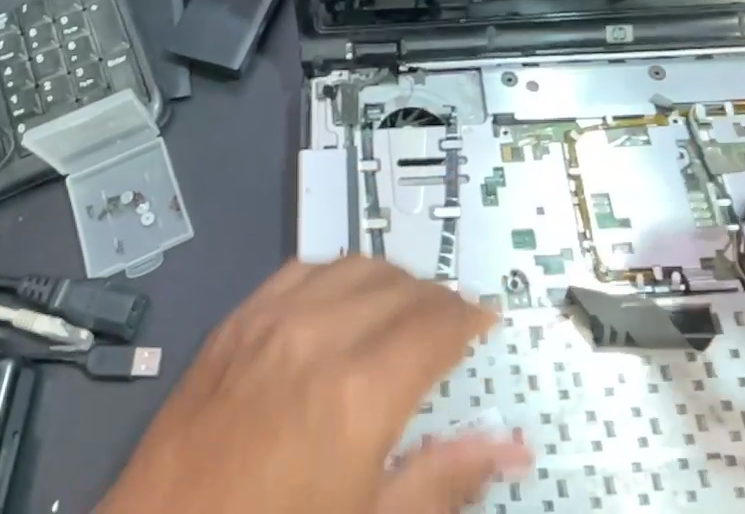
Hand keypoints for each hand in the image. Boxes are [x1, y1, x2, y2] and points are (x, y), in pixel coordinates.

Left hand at [99, 258, 530, 513]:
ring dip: (390, 281)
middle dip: (437, 300)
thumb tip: (509, 448)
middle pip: (401, 286)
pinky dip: (336, 277)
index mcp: (359, 391)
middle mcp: (318, 335)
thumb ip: (444, 479)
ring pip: (353, 266)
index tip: (485, 326)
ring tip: (402, 313)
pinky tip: (339, 306)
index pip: (438, 324)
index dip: (471, 319)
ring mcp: (270, 319)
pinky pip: (301, 270)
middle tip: (450, 329)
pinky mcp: (235, 319)